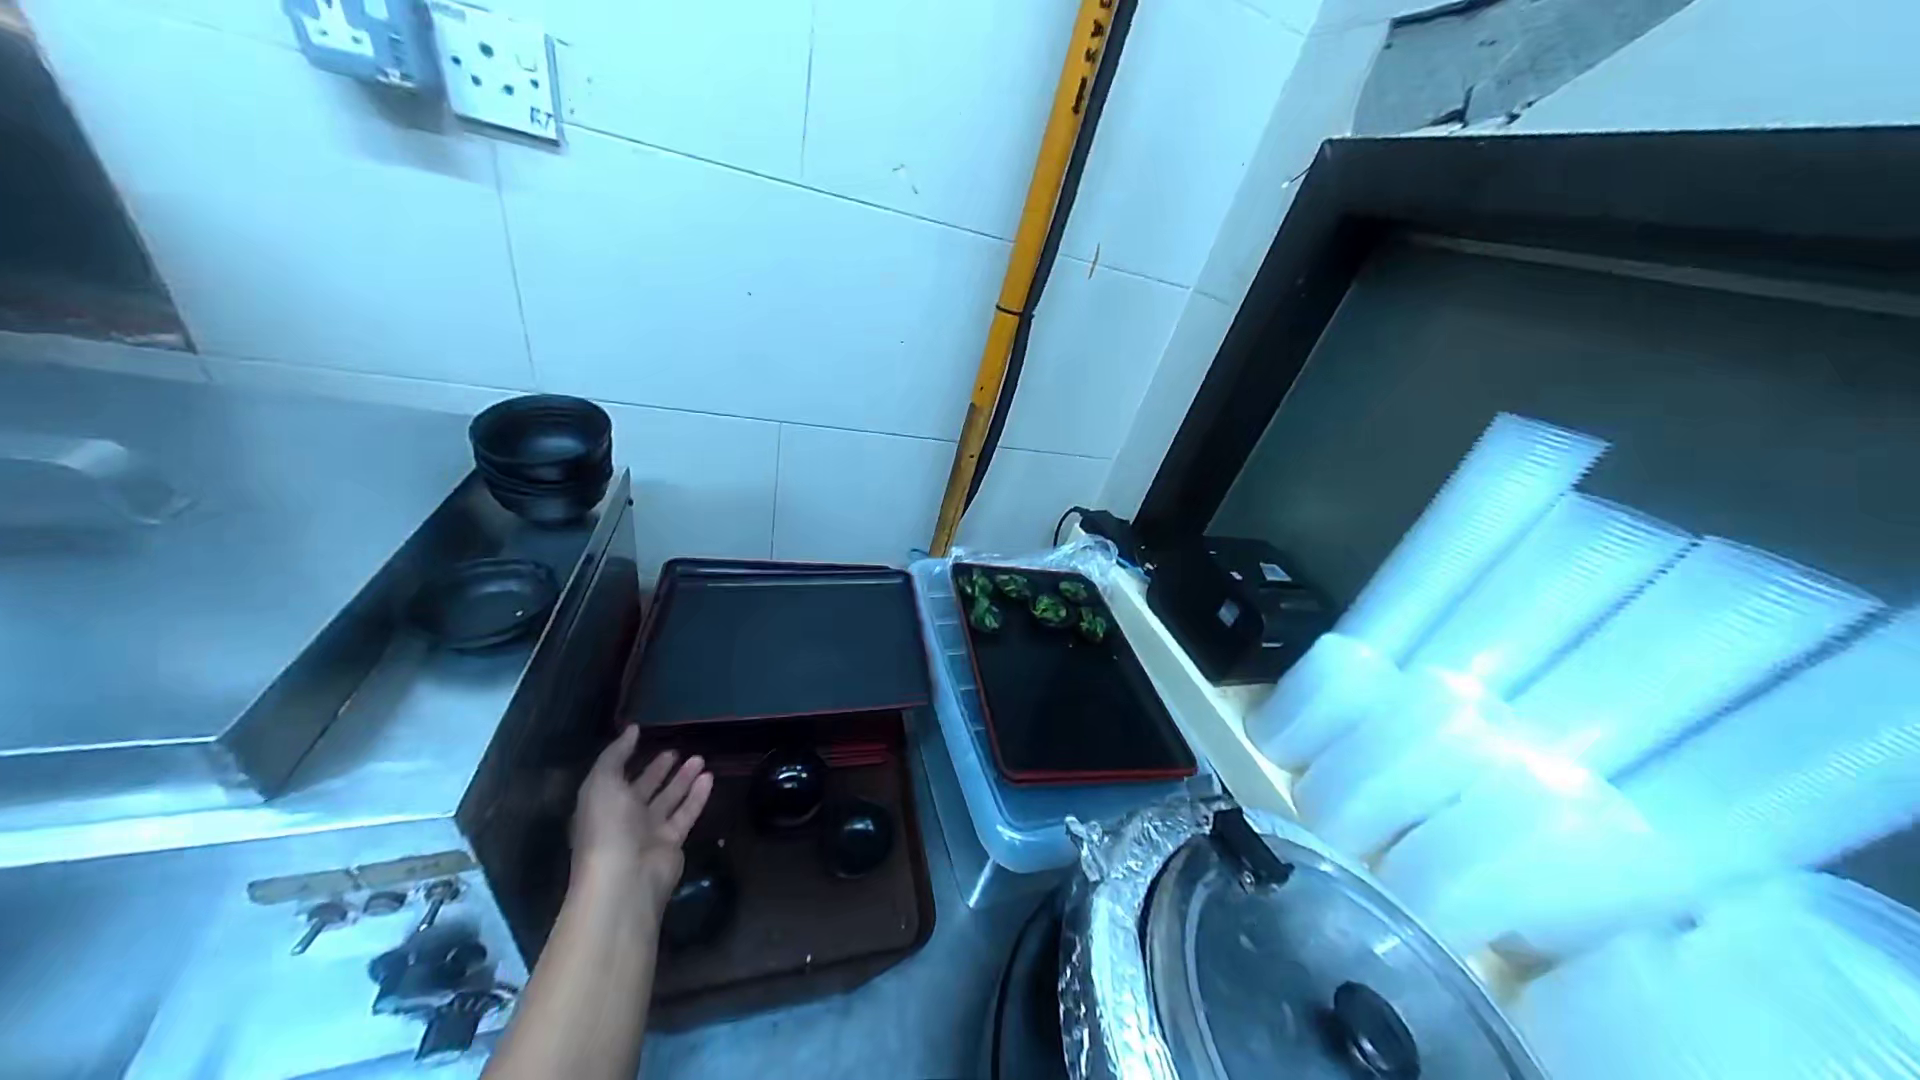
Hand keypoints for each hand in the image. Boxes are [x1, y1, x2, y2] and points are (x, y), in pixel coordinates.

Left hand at [572, 726, 713, 905]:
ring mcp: (649, 831)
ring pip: (669, 799)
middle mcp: (625, 818)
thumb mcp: (602, 783)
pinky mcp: (672, 842)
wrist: (624, 878)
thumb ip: (616, 755)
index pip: (618, 777)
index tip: (648, 739)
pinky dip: (698, 796)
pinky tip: (709, 778)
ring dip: (684, 779)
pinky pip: (687, 813)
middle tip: (678, 750)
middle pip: (646, 789)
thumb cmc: (607, 826)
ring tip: (700, 758)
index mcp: (602, 804)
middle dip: (660, 770)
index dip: (631, 759)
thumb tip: (633, 730)